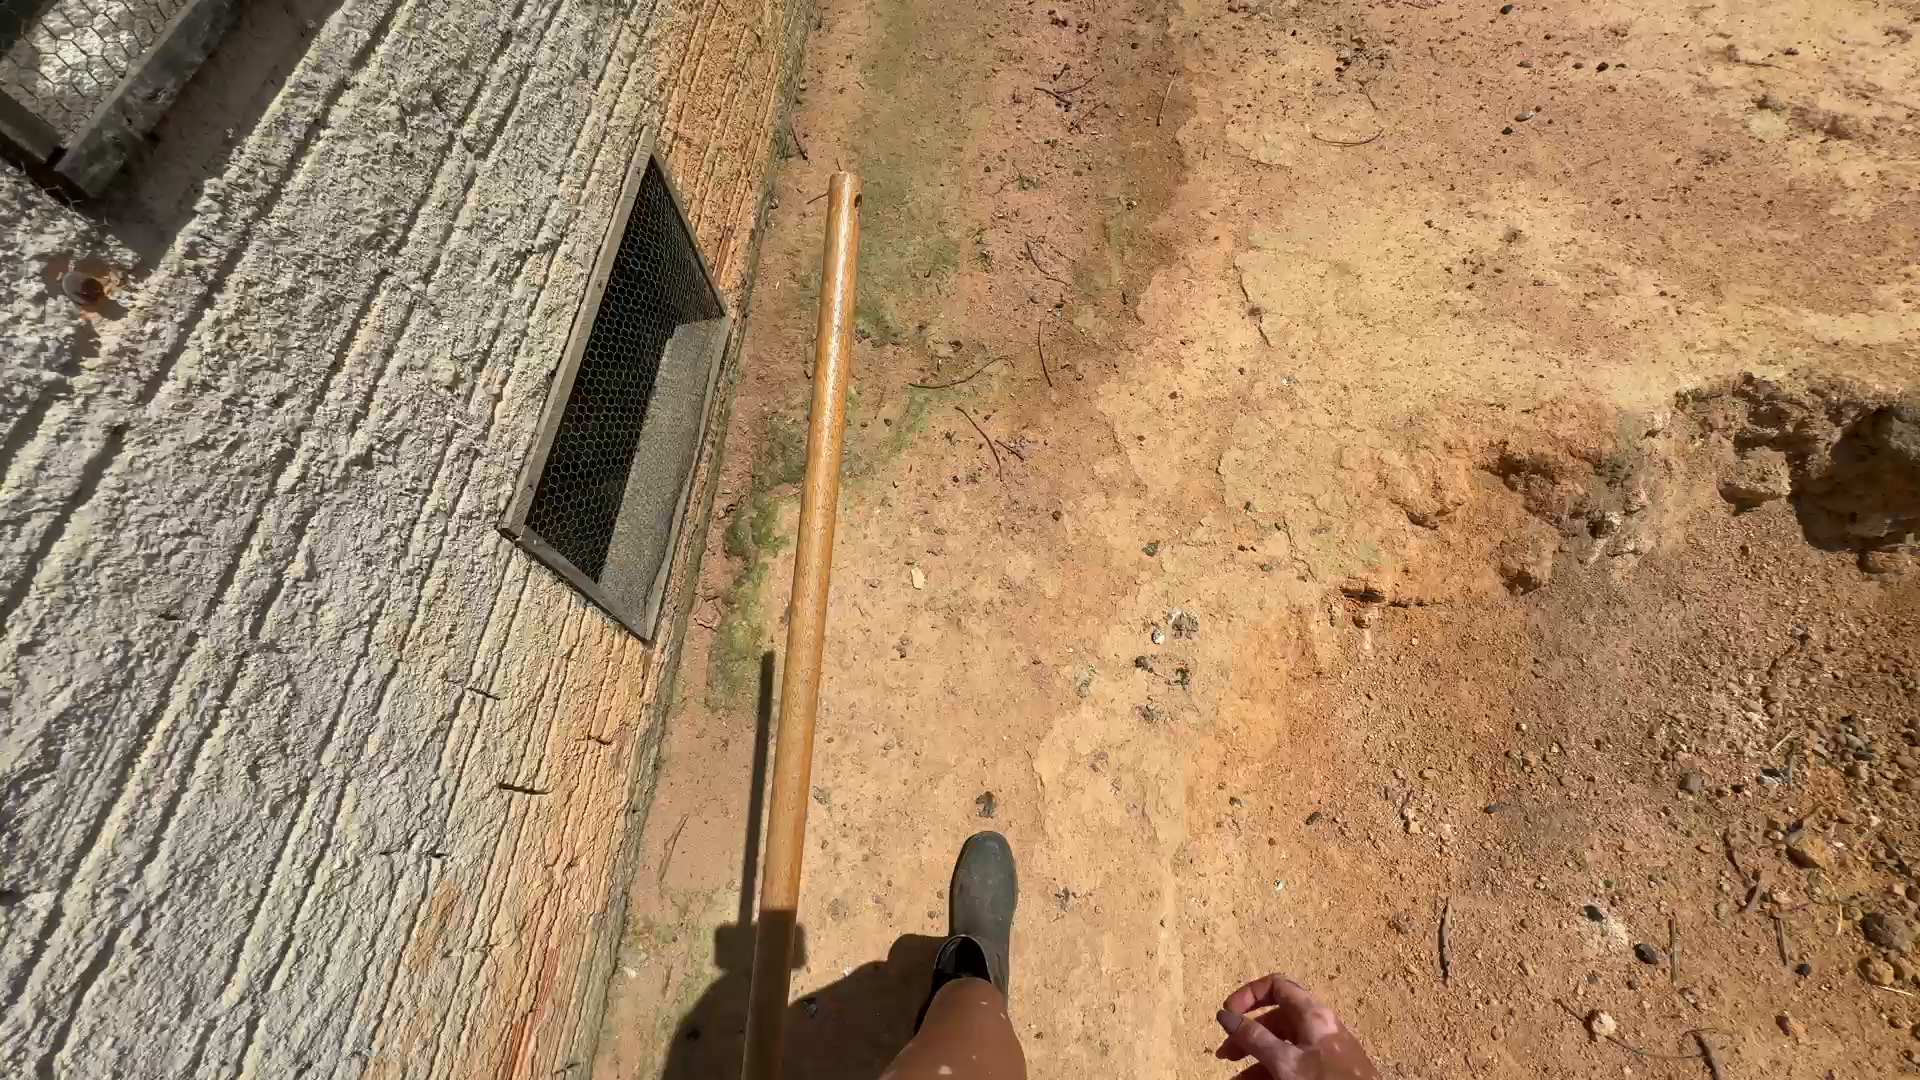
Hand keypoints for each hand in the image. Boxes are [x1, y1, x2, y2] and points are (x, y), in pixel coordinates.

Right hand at [1213, 974, 1378, 1079]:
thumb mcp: (1284, 1062)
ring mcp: (1324, 1052)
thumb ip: (1253, 1037)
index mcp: (1312, 1013)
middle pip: (1275, 1020)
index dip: (1249, 994)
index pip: (1276, 985)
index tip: (1229, 1013)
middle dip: (1246, 1036)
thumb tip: (1224, 1014)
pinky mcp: (1328, 1074)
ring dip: (1255, 1062)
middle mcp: (1318, 1027)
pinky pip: (1293, 1067)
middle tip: (1225, 1054)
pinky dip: (1272, 1073)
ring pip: (1282, 1049)